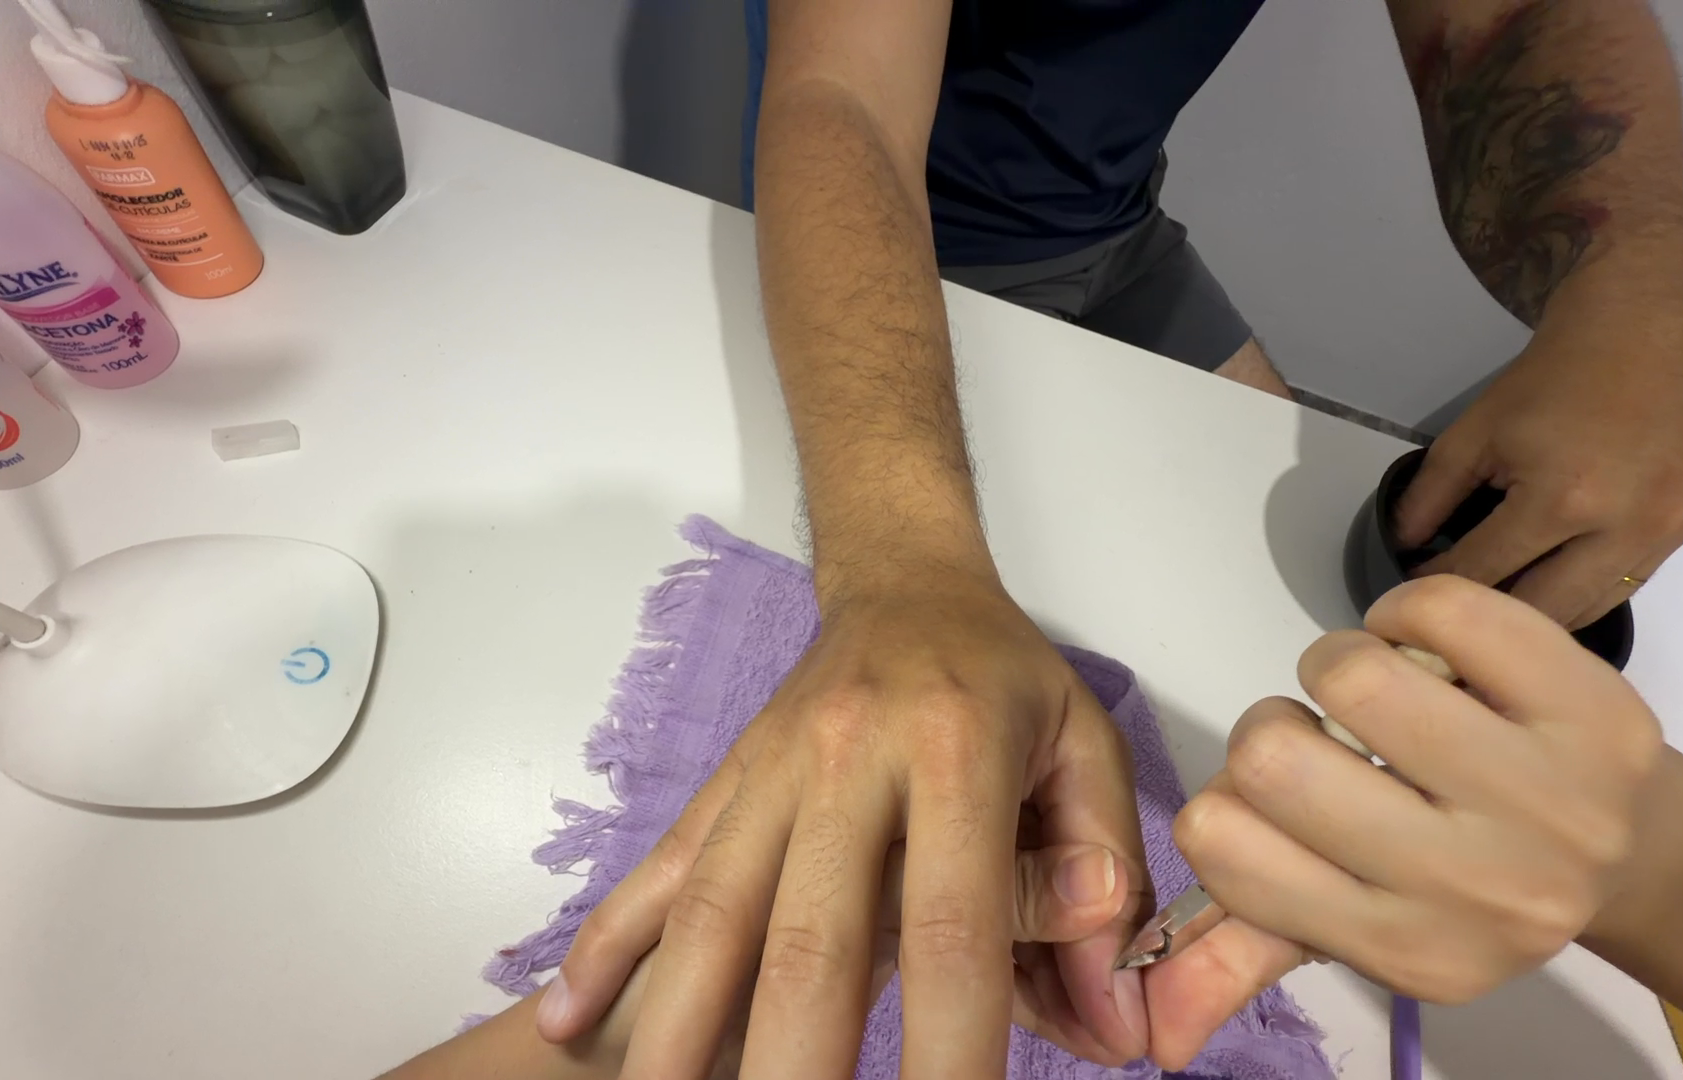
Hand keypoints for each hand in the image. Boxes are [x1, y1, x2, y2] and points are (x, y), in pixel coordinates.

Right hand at [535, 572, 1153, 1078]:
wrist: (905, 585)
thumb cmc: (997, 666)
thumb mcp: (1083, 743)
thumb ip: (1103, 873)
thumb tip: (1114, 1021)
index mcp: (955, 748)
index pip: (952, 927)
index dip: (949, 1056)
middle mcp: (848, 756)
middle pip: (810, 935)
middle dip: (793, 1069)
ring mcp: (775, 762)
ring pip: (715, 905)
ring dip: (681, 1023)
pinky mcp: (733, 769)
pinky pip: (668, 858)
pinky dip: (614, 937)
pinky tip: (569, 1008)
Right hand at [1144, 576, 1662, 1068]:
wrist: (1630, 848)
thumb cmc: (1450, 869)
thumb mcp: (1342, 922)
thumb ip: (1239, 958)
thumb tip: (1145, 1031)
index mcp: (1396, 944)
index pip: (1214, 838)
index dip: (1229, 796)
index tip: (1284, 804)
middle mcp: (1475, 891)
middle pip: (1266, 752)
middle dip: (1278, 724)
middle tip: (1333, 743)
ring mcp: (1547, 802)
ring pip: (1347, 675)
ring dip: (1340, 663)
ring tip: (1386, 694)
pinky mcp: (1597, 714)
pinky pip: (1439, 612)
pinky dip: (1410, 612)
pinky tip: (1441, 657)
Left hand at [1395, 293, 1682, 627]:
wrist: (1641, 341)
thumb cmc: (1545, 385)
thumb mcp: (1465, 440)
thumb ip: (1426, 500)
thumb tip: (1400, 548)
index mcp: (1565, 501)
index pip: (1483, 571)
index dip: (1433, 586)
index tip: (1402, 595)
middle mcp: (1626, 526)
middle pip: (1543, 607)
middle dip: (1485, 618)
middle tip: (1439, 615)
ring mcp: (1666, 532)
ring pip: (1588, 608)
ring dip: (1531, 617)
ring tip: (1480, 613)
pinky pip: (1622, 586)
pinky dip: (1573, 597)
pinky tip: (1530, 592)